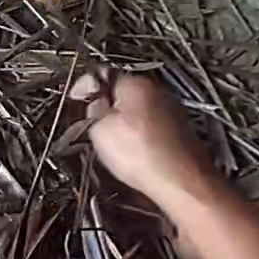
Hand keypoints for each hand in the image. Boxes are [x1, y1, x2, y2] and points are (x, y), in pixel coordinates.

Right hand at [72, 70, 216, 202]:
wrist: (181, 183)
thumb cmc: (142, 155)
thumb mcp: (99, 129)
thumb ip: (92, 109)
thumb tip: (94, 102)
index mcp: (137, 85)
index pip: (103, 76)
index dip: (85, 89)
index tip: (76, 101)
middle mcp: (158, 93)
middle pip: (121, 94)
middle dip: (105, 109)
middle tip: (92, 127)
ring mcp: (172, 112)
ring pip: (136, 112)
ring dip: (123, 125)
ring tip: (113, 146)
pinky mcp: (180, 133)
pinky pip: (150, 129)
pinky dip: (139, 138)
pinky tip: (133, 155)